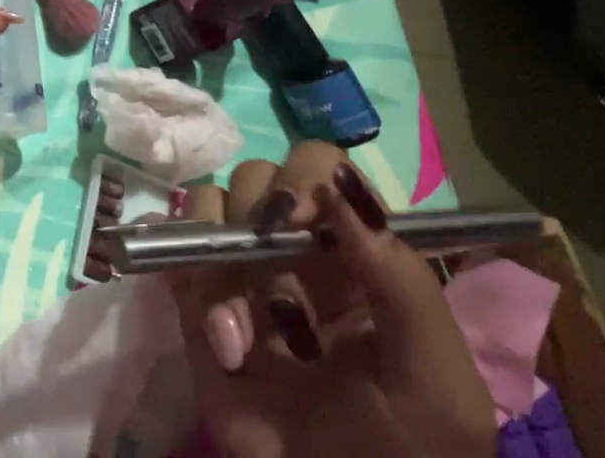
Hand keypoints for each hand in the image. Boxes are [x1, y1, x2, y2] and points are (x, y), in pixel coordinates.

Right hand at [170, 144, 495, 456]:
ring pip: (207, 208)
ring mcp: (237, 275)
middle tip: (274, 270)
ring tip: (249, 338)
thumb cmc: (397, 455)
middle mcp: (295, 253)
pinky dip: (191, 293)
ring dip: (223, 265)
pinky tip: (224, 350)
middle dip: (260, 219)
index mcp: (359, 260)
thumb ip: (401, 283)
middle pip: (258, 177)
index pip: (325, 174)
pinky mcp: (191, 302)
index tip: (301, 220)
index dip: (307, 179)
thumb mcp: (432, 383)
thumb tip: (340, 188)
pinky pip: (171, 257)